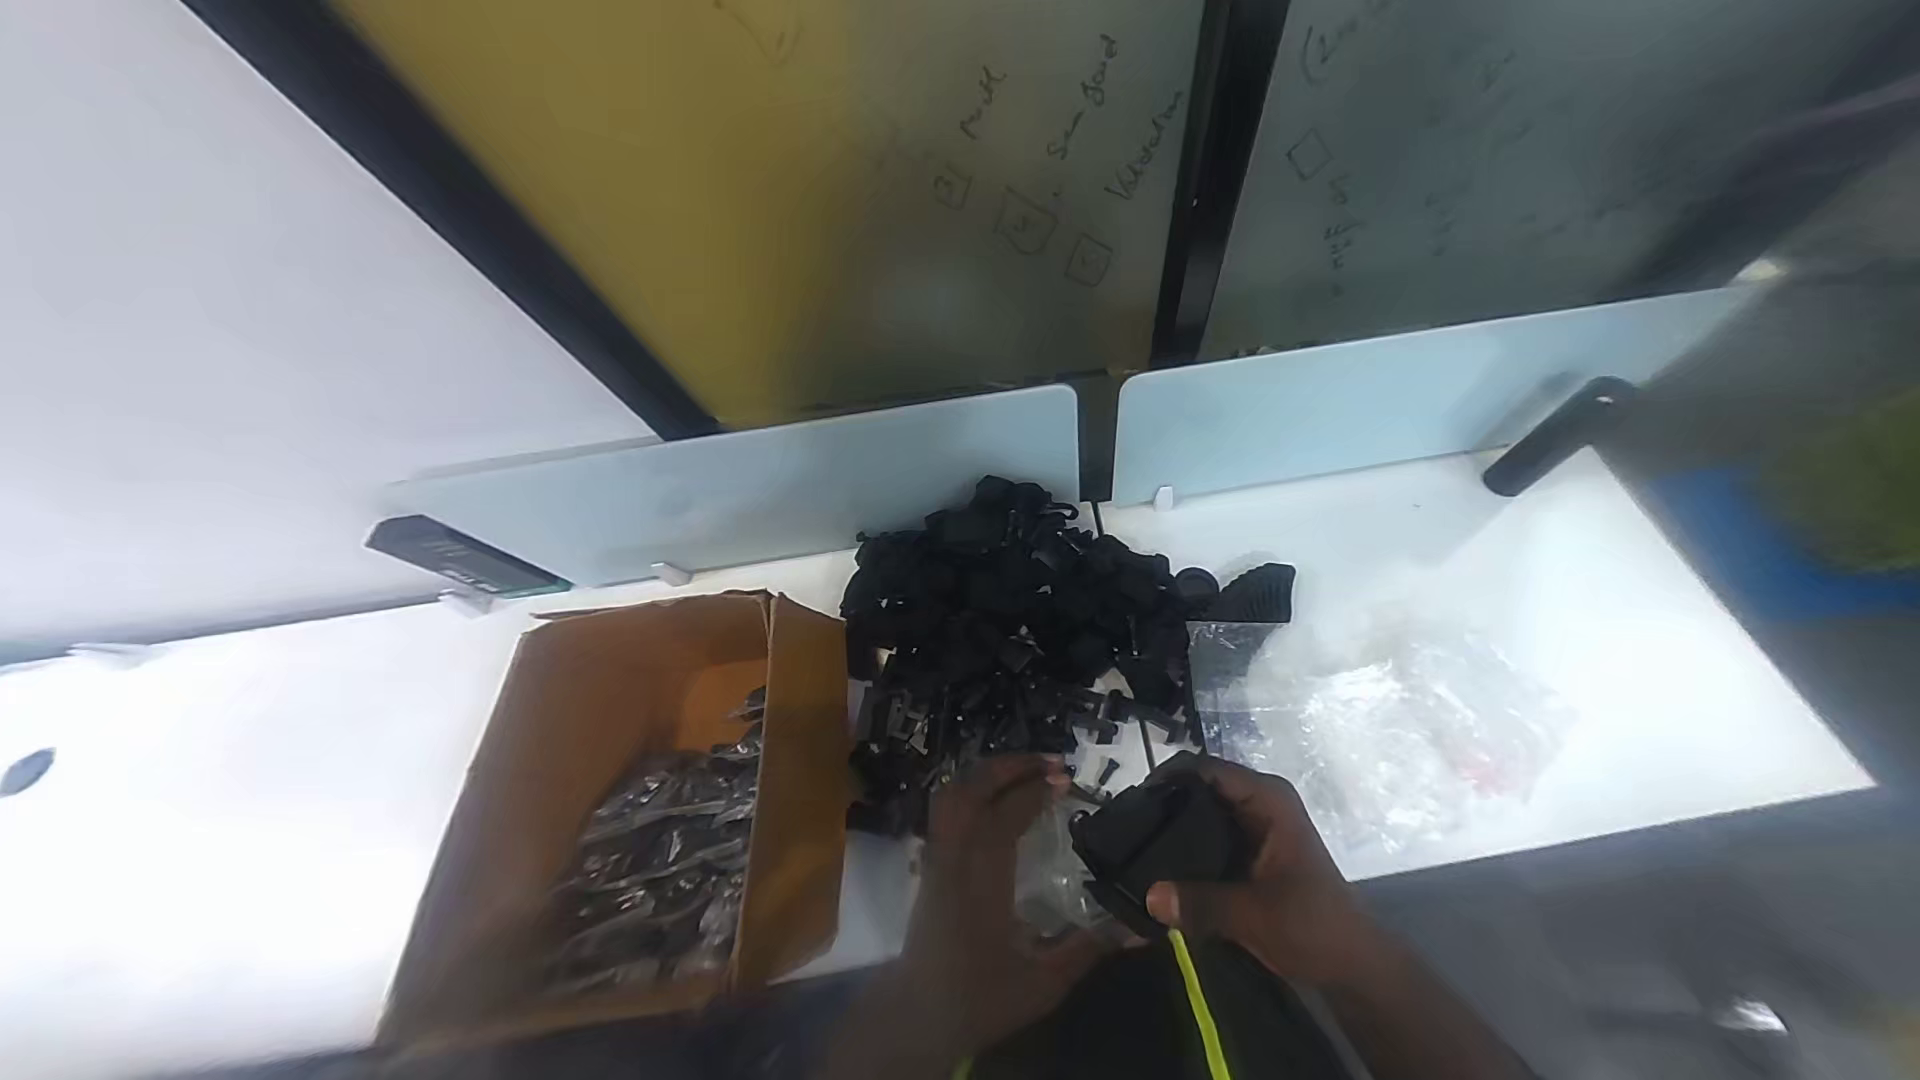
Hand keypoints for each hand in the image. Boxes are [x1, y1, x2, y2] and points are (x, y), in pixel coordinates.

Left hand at [896, 755, 1110, 1055]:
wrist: (919, 1012)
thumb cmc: (981, 997)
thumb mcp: (1042, 984)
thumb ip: (1087, 949)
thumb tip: (1138, 928)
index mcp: (979, 884)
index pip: (1002, 819)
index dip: (1032, 792)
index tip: (1064, 780)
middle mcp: (953, 858)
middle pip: (971, 791)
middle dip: (1010, 767)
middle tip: (1051, 763)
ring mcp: (936, 854)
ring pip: (953, 793)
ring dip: (989, 772)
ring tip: (1026, 769)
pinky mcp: (930, 858)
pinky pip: (946, 806)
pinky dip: (973, 786)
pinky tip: (997, 792)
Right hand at [1145, 753, 1384, 985]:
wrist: (1352, 966)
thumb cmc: (1314, 927)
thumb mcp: (1256, 915)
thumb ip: (1202, 903)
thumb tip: (1148, 896)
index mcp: (1267, 798)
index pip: (1206, 768)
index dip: (1170, 776)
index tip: (1138, 799)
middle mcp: (1257, 800)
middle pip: (1199, 783)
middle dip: (1165, 800)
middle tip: (1131, 823)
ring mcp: (1251, 822)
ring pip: (1199, 807)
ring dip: (1172, 821)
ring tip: (1137, 840)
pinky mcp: (1244, 845)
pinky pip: (1204, 829)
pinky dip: (1183, 840)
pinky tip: (1159, 858)